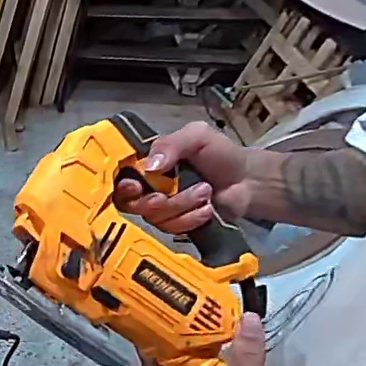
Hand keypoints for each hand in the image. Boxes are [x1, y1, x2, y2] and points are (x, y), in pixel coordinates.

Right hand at [116, 121, 252, 233]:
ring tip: (205, 192)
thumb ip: (171, 144)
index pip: (117, 179)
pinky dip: (190, 219)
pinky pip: (170, 229)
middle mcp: (145, 188)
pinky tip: (206, 209)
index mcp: (144, 166)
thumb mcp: (196, 136)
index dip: (121, 187)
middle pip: (130, 204)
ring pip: (153, 217)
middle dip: (153, 202)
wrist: (248, 181)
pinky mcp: (173, 226)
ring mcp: (158, 210)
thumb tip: (149, 167)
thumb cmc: (219, 154)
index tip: (135, 187)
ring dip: (182, 206)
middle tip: (170, 194)